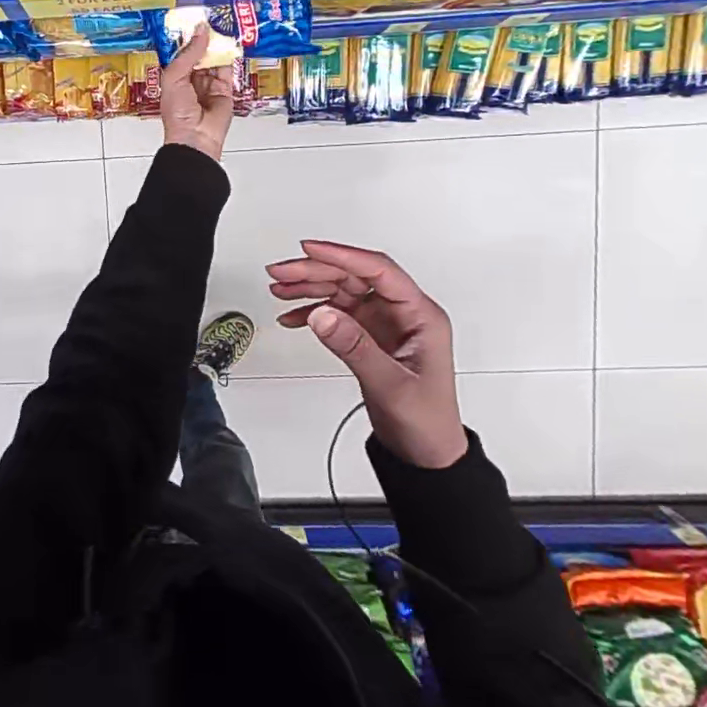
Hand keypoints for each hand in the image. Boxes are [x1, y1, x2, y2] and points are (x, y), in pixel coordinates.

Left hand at [159, 21, 234, 161]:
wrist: (196, 136)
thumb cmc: (178, 113)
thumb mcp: (175, 76)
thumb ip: (189, 53)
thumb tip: (201, 31)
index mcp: (175, 78)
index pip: (181, 53)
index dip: (187, 37)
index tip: (192, 19)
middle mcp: (192, 80)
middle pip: (199, 54)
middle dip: (203, 38)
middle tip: (209, 17)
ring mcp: (209, 85)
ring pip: (214, 59)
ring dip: (216, 45)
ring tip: (220, 24)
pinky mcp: (225, 90)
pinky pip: (228, 69)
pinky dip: (229, 56)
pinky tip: (229, 41)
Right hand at [265, 241, 467, 468]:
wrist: (425, 456)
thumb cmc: (426, 422)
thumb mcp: (391, 385)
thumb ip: (355, 347)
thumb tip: (322, 314)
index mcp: (420, 315)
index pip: (379, 271)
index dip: (343, 256)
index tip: (311, 250)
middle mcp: (402, 313)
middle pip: (355, 277)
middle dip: (317, 270)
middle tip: (283, 272)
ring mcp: (385, 324)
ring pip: (343, 291)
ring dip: (311, 287)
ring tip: (279, 287)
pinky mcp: (370, 337)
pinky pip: (338, 313)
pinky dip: (313, 311)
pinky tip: (293, 315)